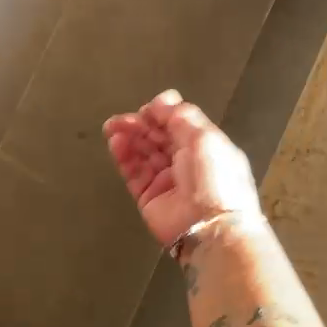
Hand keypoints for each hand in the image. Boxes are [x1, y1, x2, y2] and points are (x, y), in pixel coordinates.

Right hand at [103, 90, 260, 248]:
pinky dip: (124, 157)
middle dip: (140, 125)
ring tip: (112, 129)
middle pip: (158, 137)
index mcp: (205, 146)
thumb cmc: (214, 179)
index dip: (161, 114)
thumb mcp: (205, 139)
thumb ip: (181, 116)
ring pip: (143, 153)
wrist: (209, 227)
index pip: (179, 124)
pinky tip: (115, 144)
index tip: (146, 109)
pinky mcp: (148, 196)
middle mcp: (185, 161)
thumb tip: (162, 98)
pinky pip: (133, 173)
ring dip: (129, 138)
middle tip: (119, 120)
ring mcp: (166, 179)